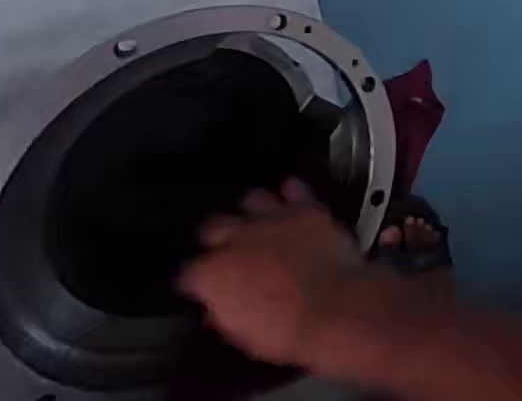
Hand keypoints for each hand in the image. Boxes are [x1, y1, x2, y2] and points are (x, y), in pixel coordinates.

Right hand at [177, 179, 395, 372]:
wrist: (333, 304)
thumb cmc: (286, 328)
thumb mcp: (243, 334)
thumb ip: (224, 313)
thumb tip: (217, 310)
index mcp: (216, 274)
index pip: (188, 272)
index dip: (193, 280)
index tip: (198, 285)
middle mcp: (241, 238)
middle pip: (213, 226)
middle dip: (215, 237)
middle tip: (224, 248)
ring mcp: (275, 217)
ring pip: (252, 199)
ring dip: (252, 211)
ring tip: (258, 221)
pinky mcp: (307, 206)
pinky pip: (294, 187)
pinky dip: (290, 192)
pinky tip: (290, 199)